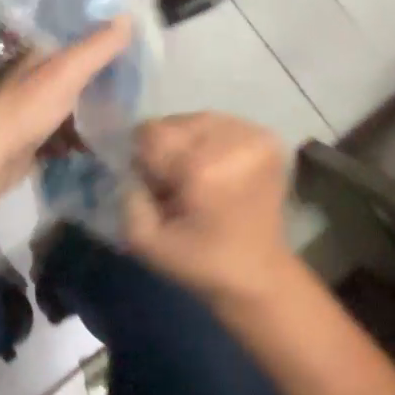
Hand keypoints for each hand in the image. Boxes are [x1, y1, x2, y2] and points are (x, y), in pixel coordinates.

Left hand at [0, 18, 131, 189]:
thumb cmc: (27, 110)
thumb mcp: (67, 73)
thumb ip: (97, 47)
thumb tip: (128, 15)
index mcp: (40, 55)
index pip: (78, 37)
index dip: (105, 37)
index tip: (139, 42)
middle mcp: (36, 77)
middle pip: (78, 71)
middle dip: (106, 75)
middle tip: (144, 81)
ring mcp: (34, 109)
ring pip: (75, 102)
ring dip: (98, 107)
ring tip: (134, 112)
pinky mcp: (36, 139)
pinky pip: (69, 131)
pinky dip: (86, 135)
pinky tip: (107, 141)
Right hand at [124, 112, 294, 304]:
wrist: (260, 275)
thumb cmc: (202, 262)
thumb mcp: (147, 242)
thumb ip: (127, 196)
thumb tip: (132, 164)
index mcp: (202, 168)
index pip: (150, 133)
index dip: (146, 163)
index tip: (160, 190)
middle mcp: (231, 142)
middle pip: (173, 122)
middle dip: (168, 152)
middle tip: (180, 188)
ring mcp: (254, 136)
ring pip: (194, 120)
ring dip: (188, 145)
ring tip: (200, 179)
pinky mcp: (267, 137)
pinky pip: (219, 124)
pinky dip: (211, 143)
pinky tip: (219, 171)